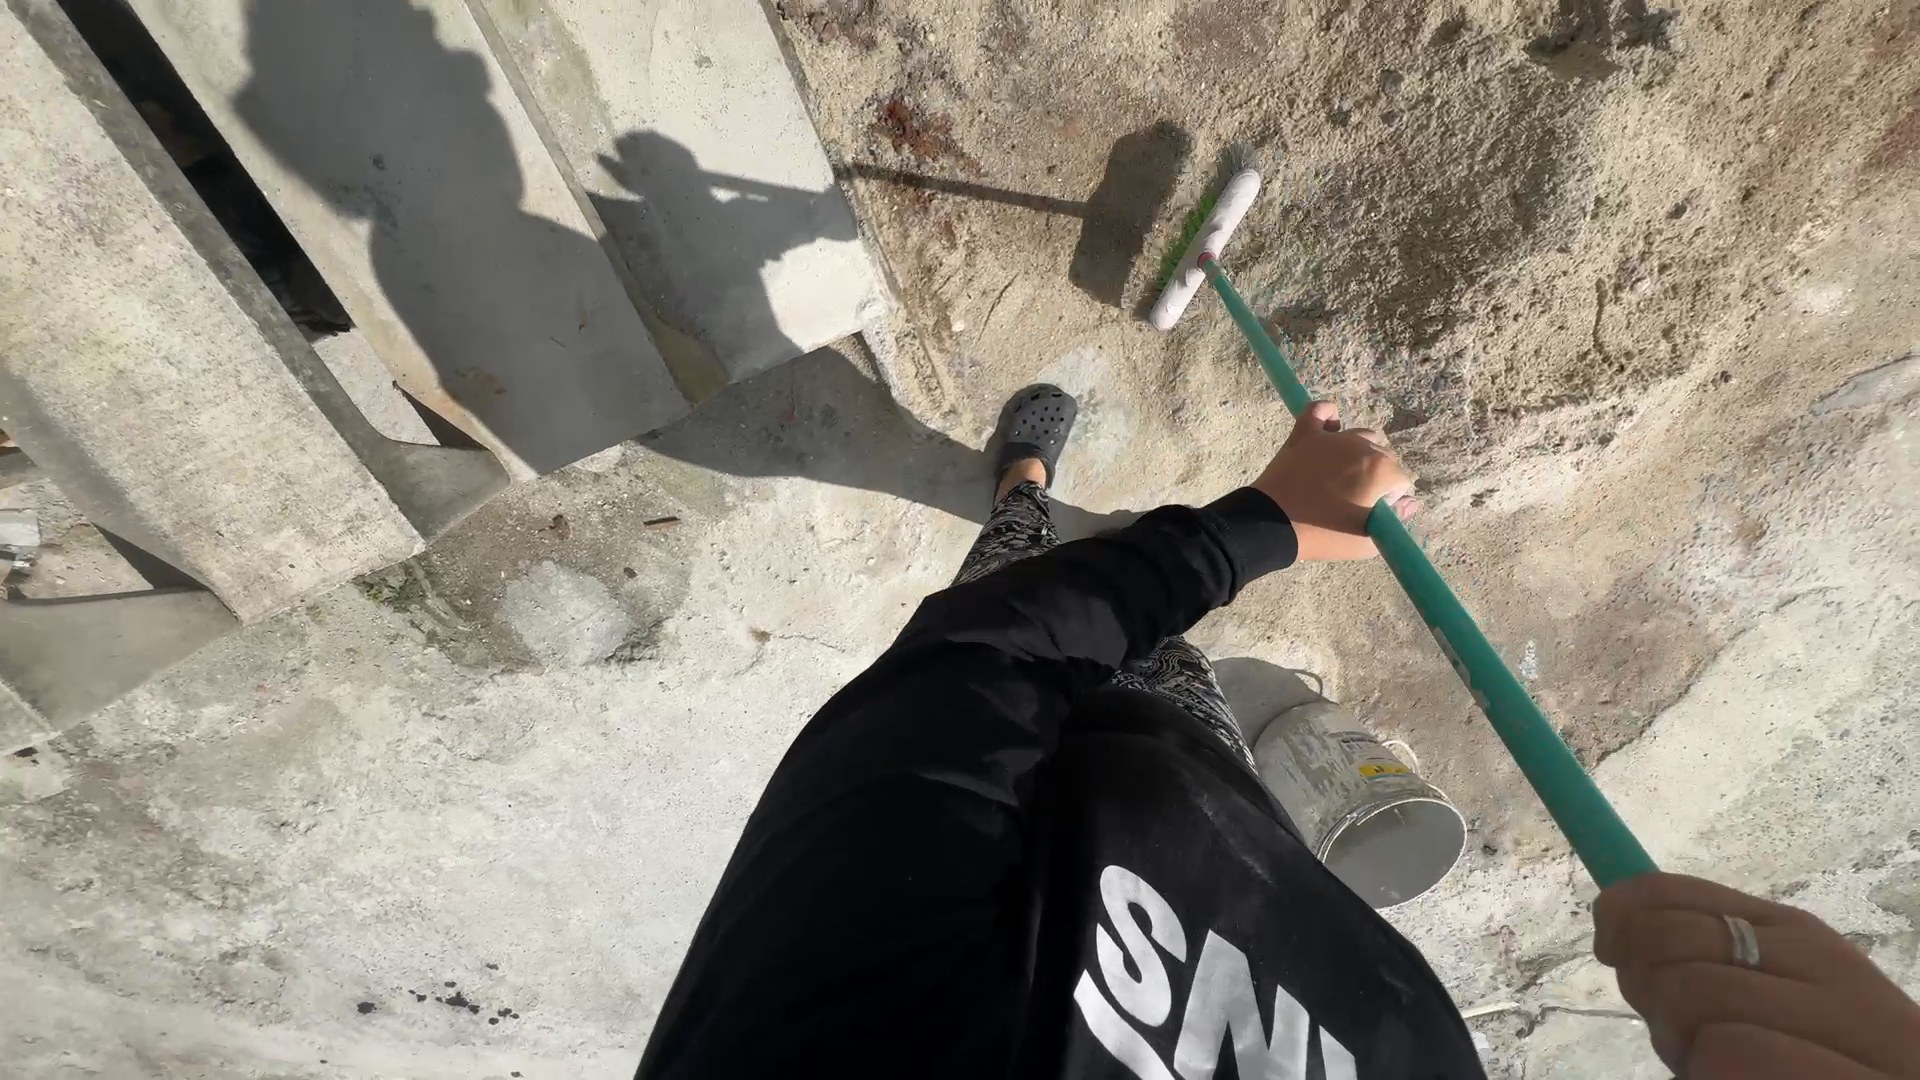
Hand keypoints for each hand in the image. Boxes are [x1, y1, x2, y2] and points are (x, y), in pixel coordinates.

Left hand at [1250, 401, 1416, 561]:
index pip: (1399, 481)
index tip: (1367, 513)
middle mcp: (1361, 447)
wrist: (1270, 524)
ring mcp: (1330, 438)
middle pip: (1382, 457)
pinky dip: (1326, 414)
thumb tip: (1407, 503)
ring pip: (1358, 435)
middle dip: (1373, 477)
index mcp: (1382, 470)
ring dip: (1357, 452)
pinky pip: (1318, 411)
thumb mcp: (1366, 541)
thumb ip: (1395, 520)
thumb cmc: (1321, 535)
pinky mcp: (1303, 436)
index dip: (1386, 500)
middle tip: (1350, 498)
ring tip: (1339, 475)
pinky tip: (1329, 425)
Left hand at [1594, 872, 1919, 1077]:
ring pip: (1694, 991)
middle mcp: (1830, 962)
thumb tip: (1611, 931)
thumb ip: (1694, 953)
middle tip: (1674, 1030)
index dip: (1618, 917)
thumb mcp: (1747, 992)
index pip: (1665, 890)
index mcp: (1791, 931)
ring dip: (1677, 1036)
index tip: (1609, 953)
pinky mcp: (1868, 1079)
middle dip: (1645, 985)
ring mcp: (1861, 1021)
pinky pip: (1735, 1051)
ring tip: (1710, 1062)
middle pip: (1665, 938)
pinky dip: (1710, 1068)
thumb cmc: (1807, 1058)